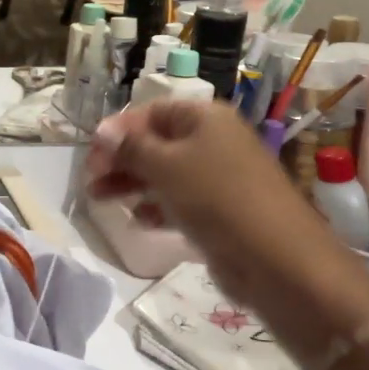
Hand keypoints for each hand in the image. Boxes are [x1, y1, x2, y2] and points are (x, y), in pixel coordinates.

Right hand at [85, 100, 334, 303]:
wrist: (277, 258)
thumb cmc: (215, 197)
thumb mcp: (164, 165)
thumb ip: (129, 147)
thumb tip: (103, 131)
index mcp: (204, 118)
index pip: (150, 111)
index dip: (118, 129)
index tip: (92, 154)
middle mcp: (213, 141)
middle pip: (155, 142)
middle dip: (120, 159)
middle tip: (91, 179)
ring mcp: (219, 177)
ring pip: (164, 173)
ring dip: (131, 183)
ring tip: (100, 199)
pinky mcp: (221, 210)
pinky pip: (179, 200)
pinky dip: (156, 206)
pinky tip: (138, 220)